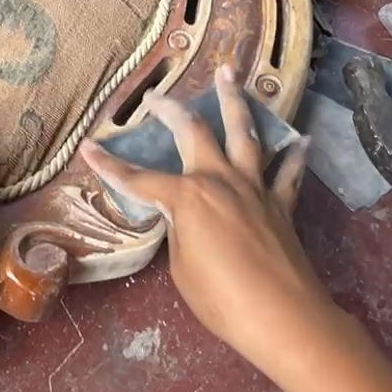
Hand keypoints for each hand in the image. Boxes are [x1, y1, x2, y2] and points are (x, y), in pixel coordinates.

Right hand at [81, 67, 331, 374]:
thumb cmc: (220, 298)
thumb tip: (181, 214)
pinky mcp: (282, 204)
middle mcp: (219, 179)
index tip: (88, 147)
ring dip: (235, 101)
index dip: (110, 165)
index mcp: (187, 195)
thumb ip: (178, 229)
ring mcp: (254, 187)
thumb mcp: (180, 265)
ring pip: (244, 133)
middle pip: (193, 131)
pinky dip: (295, 154)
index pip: (138, 177)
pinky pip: (289, 172)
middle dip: (170, 109)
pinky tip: (303, 138)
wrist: (282, 317)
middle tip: (157, 95)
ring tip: (230, 74)